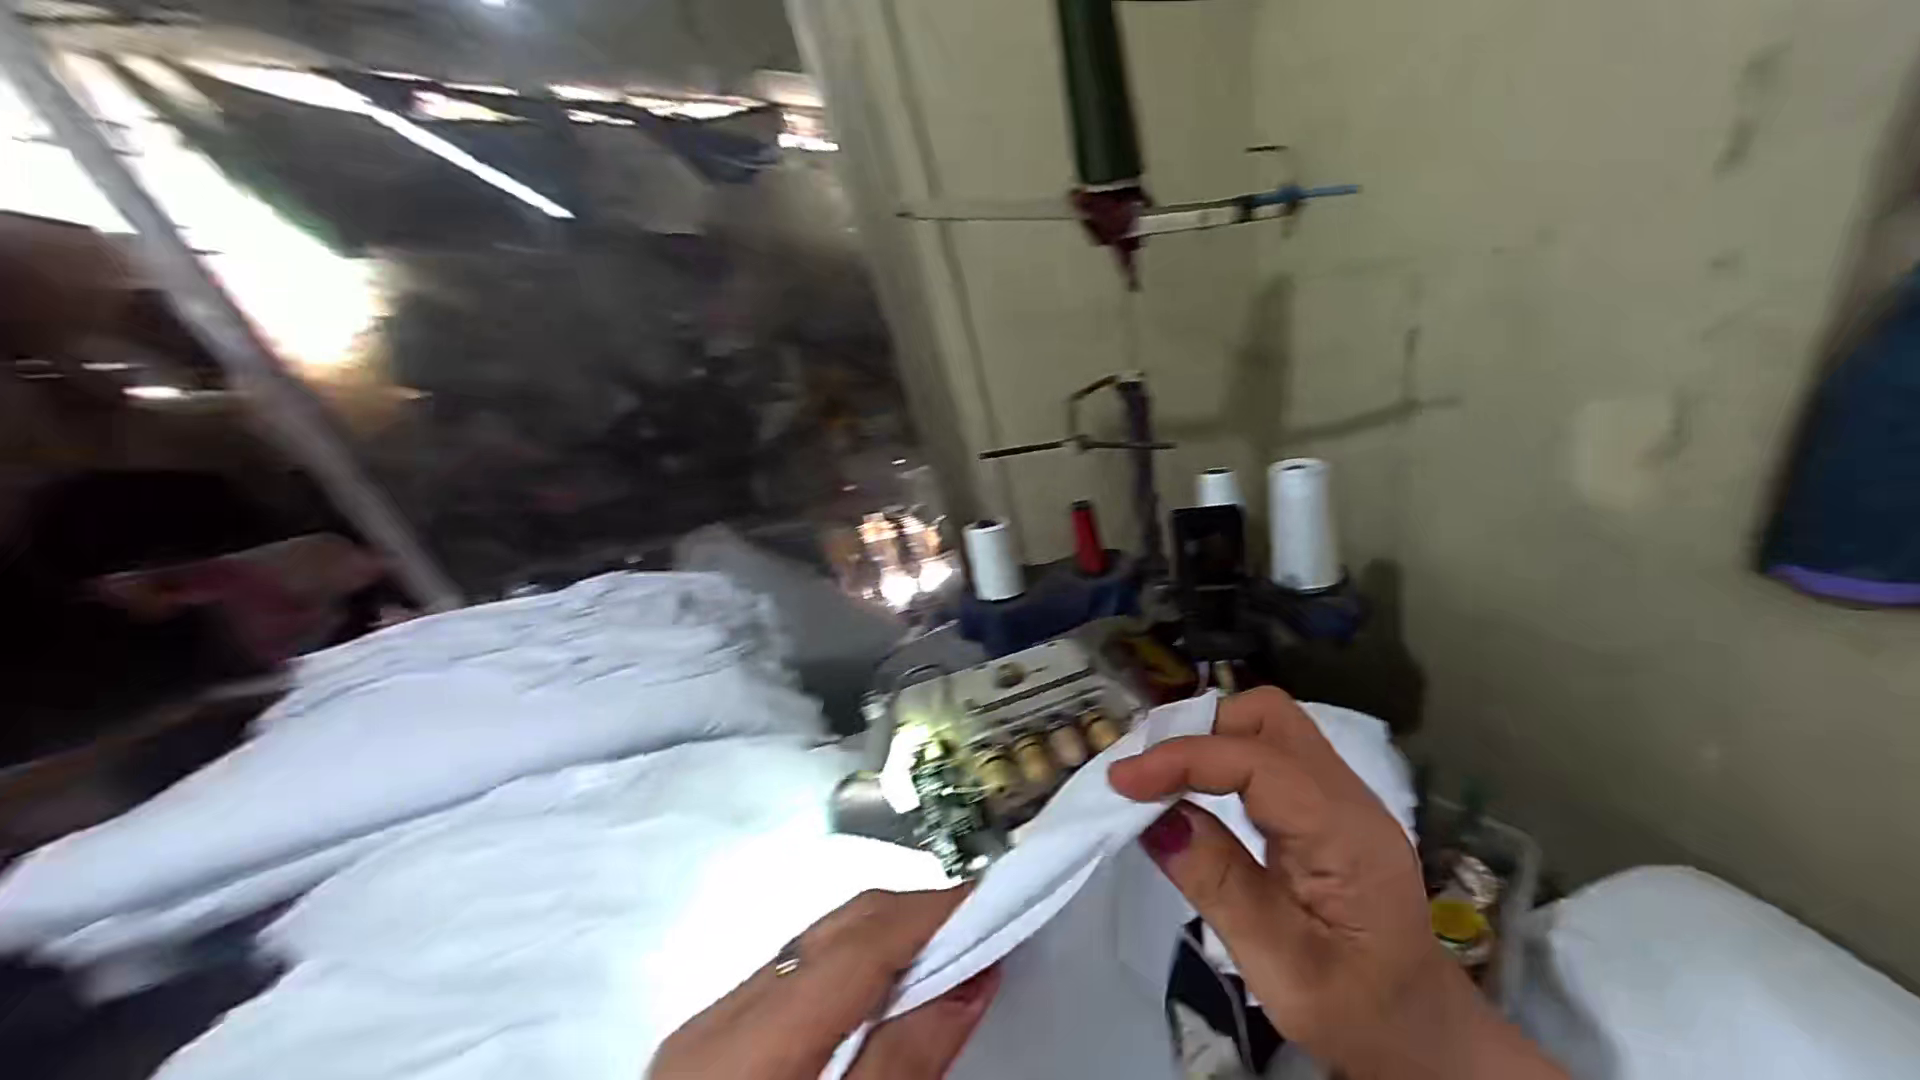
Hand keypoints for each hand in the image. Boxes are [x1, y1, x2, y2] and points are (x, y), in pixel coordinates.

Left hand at [649, 887, 998, 1079]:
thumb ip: (903, 1065)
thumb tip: (969, 980)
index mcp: (745, 1046)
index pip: (858, 942)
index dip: (932, 914)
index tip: (993, 902)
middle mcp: (718, 1018)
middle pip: (835, 930)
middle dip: (913, 919)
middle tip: (982, 929)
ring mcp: (704, 1030)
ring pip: (815, 946)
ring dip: (883, 942)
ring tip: (944, 960)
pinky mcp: (706, 1048)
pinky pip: (794, 978)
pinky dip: (848, 971)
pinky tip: (881, 998)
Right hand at [1110, 688, 1564, 1078]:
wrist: (1421, 1037)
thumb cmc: (1358, 1013)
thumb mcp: (1280, 969)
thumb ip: (1218, 885)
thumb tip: (1153, 818)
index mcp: (1347, 834)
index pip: (1256, 760)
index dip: (1183, 758)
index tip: (1123, 780)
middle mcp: (1348, 796)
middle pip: (1267, 717)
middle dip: (1198, 731)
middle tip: (1146, 773)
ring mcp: (1338, 794)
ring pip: (1265, 725)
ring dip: (1206, 738)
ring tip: (1159, 777)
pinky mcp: (1321, 803)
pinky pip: (1264, 752)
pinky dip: (1218, 756)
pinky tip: (1192, 789)